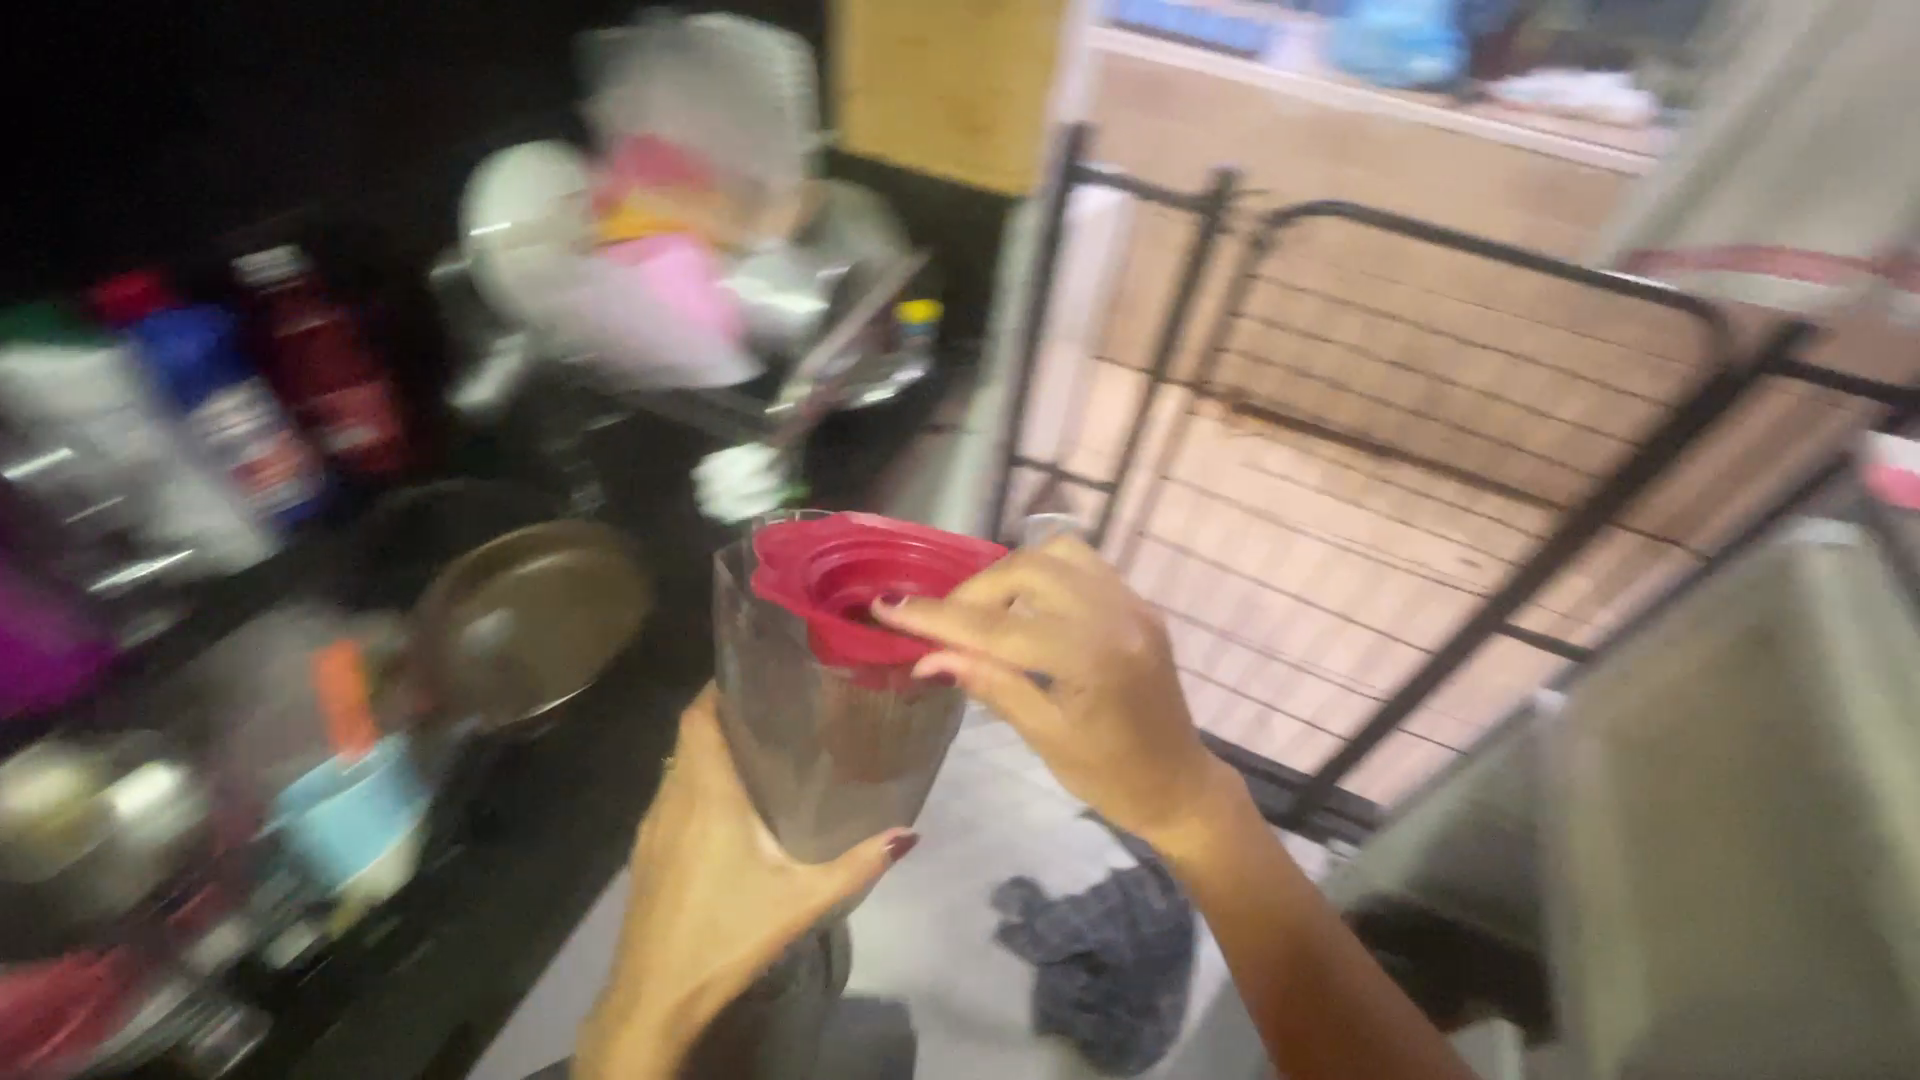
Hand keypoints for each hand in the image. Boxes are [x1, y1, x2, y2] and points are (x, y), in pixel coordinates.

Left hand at [575, 686, 915, 1079]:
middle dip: (723, 712)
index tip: (757, 672)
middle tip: (774, 705)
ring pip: (676, 765)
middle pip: (689, 735)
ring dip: (707, 747)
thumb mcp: (801, 901)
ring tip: (757, 744)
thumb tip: (908, 832)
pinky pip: (669, 794)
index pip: (698, 717)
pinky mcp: (644, 853)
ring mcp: (651, 827)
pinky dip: (694, 780)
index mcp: (706, 795)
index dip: (719, 688)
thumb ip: (857, 864)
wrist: (653, 999)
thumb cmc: (726, 936)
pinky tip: (727, 802)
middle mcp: (672, 799)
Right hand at [874, 535, 1232, 849]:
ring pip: (1058, 552)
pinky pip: (1083, 564)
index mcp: (1094, 659)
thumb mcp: (1045, 737)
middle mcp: (1118, 615)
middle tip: (943, 621)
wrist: (1180, 785)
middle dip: (976, 590)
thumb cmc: (1111, 778)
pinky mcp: (1138, 603)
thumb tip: (927, 657)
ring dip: (1011, 573)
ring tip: (985, 611)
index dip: (939, 617)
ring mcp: (1133, 603)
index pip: (1000, 628)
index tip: (889, 607)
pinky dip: (1044, 574)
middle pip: (1029, 569)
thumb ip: (990, 685)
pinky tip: (1025, 606)